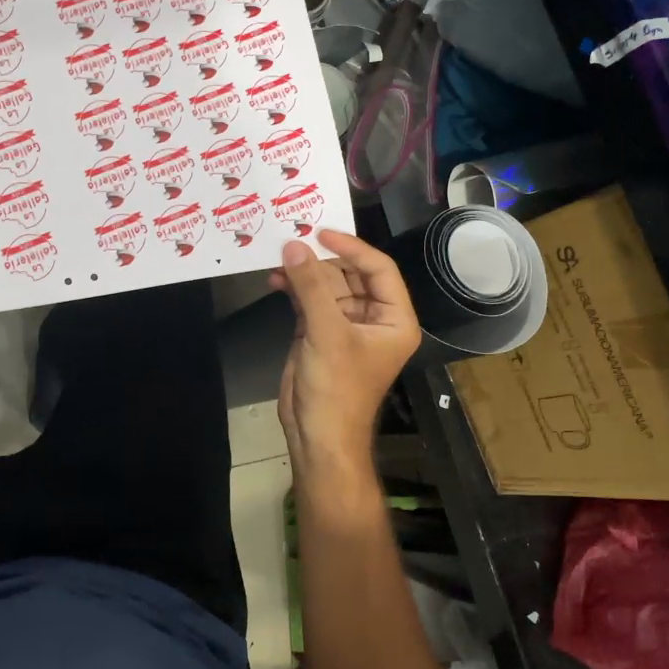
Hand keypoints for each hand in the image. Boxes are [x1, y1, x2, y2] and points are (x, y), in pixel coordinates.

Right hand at [268, 231, 420, 482]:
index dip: (352, 248)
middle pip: (350, 275)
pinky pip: (308, 301)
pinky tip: (274, 278)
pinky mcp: (317, 334)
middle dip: (322, 258)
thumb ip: (310, 288)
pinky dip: (292, 289)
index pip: (379, 270)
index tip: (321, 232)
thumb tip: (293, 246)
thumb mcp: (326, 334)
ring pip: (325, 286)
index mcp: (394, 318)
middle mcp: (372, 318)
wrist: (318, 435)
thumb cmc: (337, 387)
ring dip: (304, 272)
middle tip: (293, 236)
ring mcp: (343, 326)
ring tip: (278, 254)